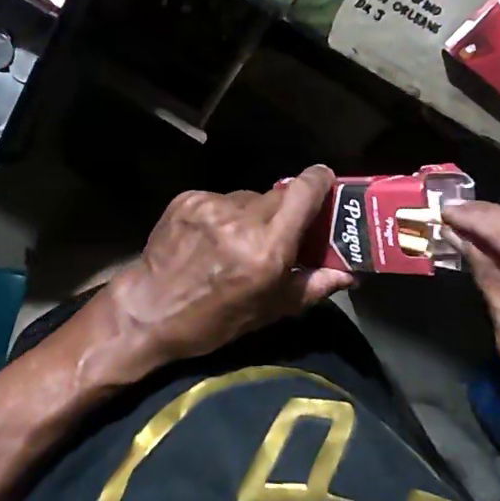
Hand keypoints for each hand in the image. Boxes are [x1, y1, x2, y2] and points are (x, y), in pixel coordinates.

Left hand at [96, 165, 355, 366]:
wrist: (149, 310)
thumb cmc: (215, 319)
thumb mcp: (270, 310)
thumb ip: (314, 286)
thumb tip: (350, 274)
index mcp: (267, 248)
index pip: (303, 191)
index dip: (319, 180)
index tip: (325, 181)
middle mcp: (241, 219)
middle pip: (278, 195)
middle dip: (283, 211)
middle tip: (276, 233)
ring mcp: (211, 206)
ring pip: (247, 196)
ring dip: (250, 213)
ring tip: (235, 242)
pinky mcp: (187, 199)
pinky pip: (219, 198)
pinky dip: (222, 213)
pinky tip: (209, 238)